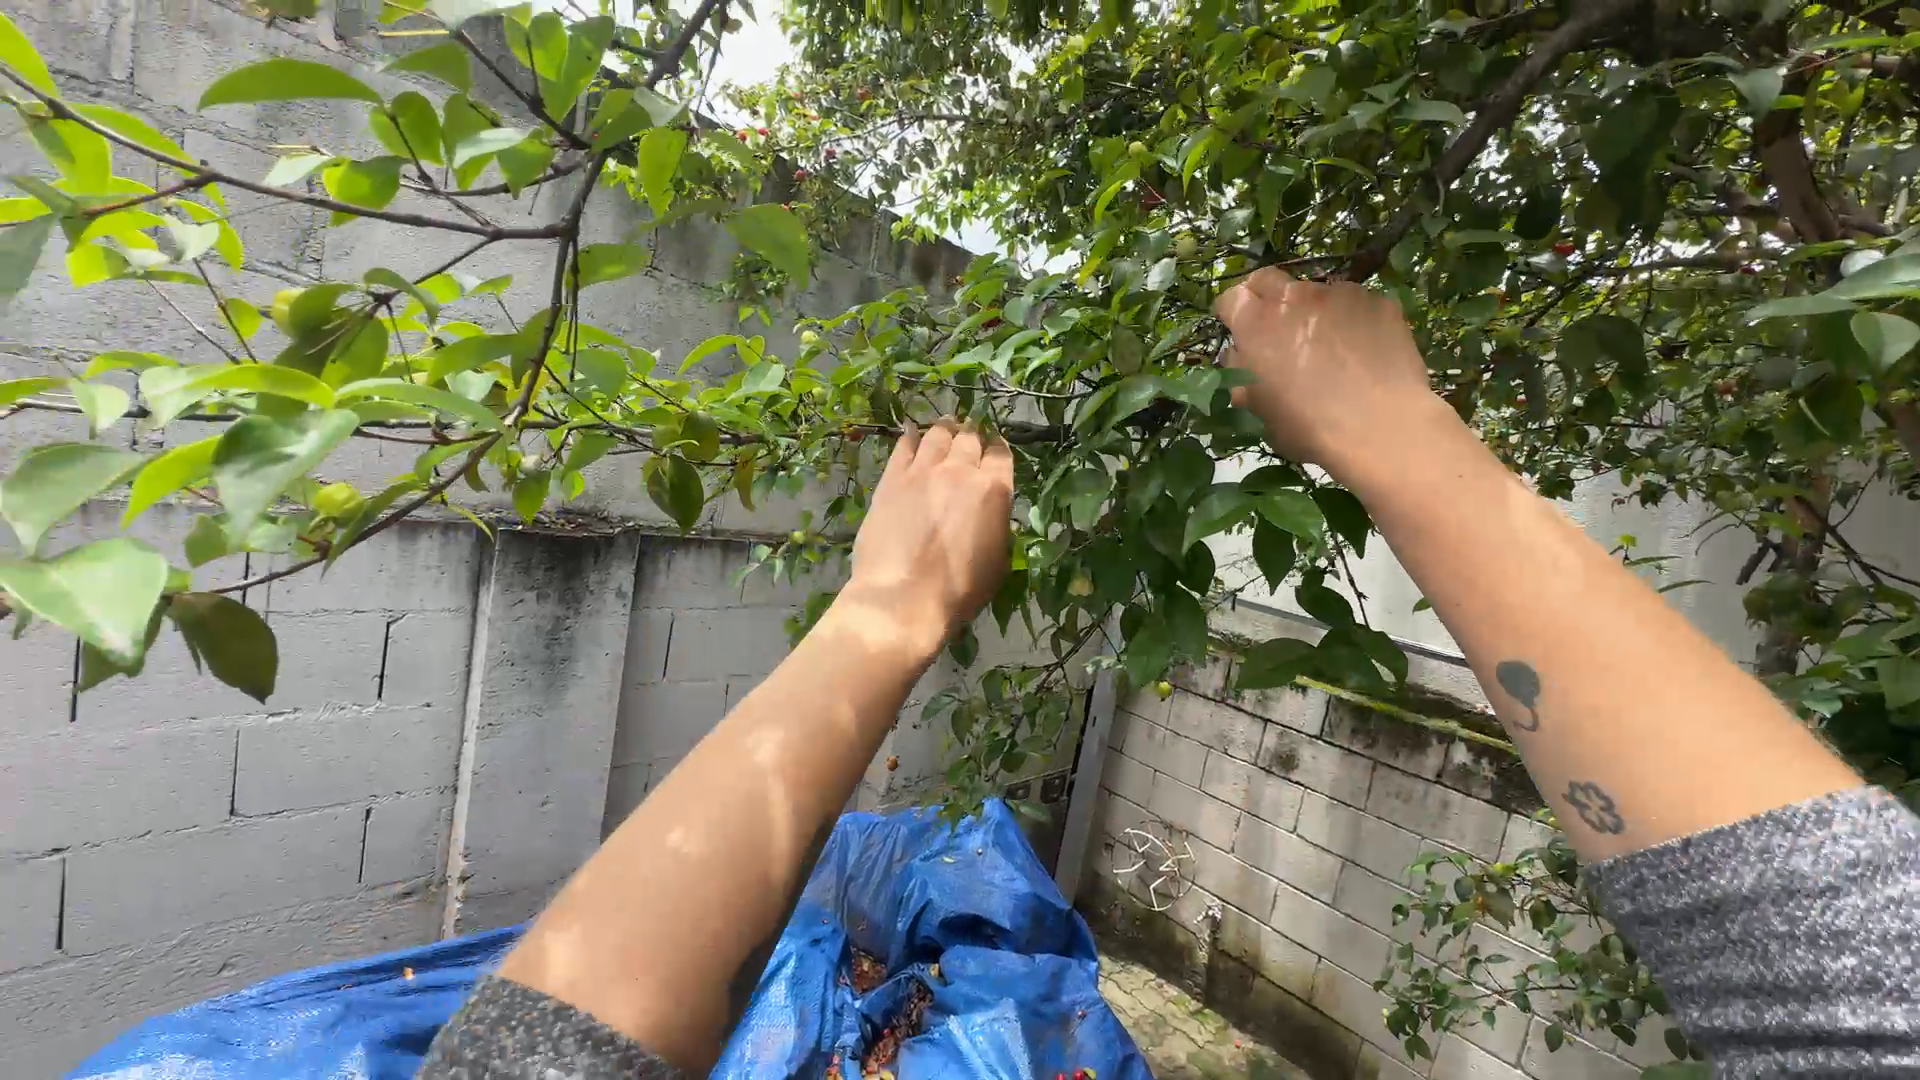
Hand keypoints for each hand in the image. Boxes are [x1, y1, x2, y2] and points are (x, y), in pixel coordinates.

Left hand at [845, 418, 1013, 651]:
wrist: (903, 597)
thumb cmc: (959, 590)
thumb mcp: (998, 562)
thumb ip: (998, 527)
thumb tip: (994, 514)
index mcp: (993, 490)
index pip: (1000, 455)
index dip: (998, 449)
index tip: (994, 449)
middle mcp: (959, 471)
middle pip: (969, 439)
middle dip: (972, 435)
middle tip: (970, 435)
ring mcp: (922, 472)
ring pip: (937, 436)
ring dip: (945, 428)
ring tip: (946, 425)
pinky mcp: (891, 480)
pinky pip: (903, 447)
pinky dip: (910, 436)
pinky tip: (911, 432)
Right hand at [1213, 268, 1447, 476]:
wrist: (1379, 427)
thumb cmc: (1306, 425)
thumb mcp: (1254, 407)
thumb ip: (1240, 371)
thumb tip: (1241, 354)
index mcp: (1256, 324)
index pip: (1230, 298)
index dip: (1229, 313)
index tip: (1235, 330)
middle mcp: (1295, 297)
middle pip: (1267, 278)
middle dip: (1262, 297)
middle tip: (1271, 328)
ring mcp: (1340, 294)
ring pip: (1313, 291)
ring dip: (1308, 311)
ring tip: (1323, 344)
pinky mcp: (1377, 301)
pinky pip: (1351, 302)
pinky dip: (1346, 318)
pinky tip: (1356, 349)